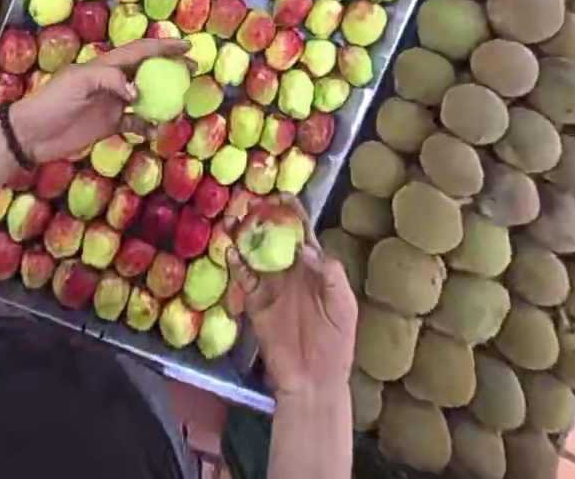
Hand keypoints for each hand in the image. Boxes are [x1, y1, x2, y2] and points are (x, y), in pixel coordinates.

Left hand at [8, 37, 190, 161]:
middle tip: (193, 72)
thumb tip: (137, 94)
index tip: (187, 46)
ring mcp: (112, 103)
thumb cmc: (52, 101)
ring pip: (146, 97)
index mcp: (105, 65)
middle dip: (171, 68)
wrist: (32, 133)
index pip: (139, 51)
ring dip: (163, 100)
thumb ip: (109, 80)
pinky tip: (155, 132)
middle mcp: (112, 81)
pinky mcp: (109, 125)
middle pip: (147, 70)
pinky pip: (135, 123)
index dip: (163, 46)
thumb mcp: (78, 82)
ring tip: (179, 105)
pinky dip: (147, 126)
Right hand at [232, 199, 356, 398]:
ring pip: (252, 249)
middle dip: (261, 216)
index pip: (301, 230)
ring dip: (242, 234)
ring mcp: (268, 281)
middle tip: (250, 201)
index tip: (283, 194)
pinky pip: (241, 275)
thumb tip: (304, 248)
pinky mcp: (253, 298)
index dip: (293, 211)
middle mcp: (287, 266)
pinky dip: (234, 261)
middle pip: (272, 233)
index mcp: (310, 265)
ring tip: (232, 221)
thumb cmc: (336, 341)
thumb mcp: (343, 306)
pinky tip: (231, 252)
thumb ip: (329, 273)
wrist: (313, 380)